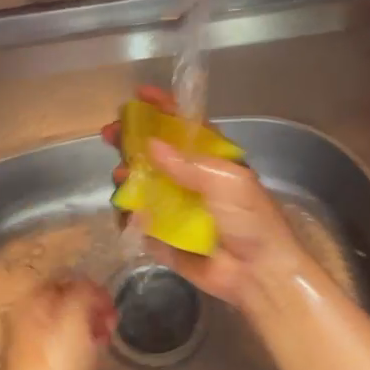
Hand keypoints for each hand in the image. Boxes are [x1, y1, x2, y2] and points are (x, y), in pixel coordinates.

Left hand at [0, 279, 115, 369]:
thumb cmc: (56, 366)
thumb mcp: (75, 318)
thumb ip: (84, 293)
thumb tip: (91, 288)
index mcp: (30, 303)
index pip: (62, 278)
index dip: (89, 284)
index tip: (110, 299)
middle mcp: (28, 322)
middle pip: (65, 302)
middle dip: (92, 306)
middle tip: (113, 318)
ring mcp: (34, 349)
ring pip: (67, 326)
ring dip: (91, 326)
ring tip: (108, 336)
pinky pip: (67, 348)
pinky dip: (84, 346)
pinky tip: (96, 356)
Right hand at [102, 88, 308, 310]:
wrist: (258, 274)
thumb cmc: (251, 220)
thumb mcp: (226, 181)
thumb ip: (187, 164)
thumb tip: (151, 144)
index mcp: (214, 161)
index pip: (186, 127)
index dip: (164, 109)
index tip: (140, 95)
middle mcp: (192, 181)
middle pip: (157, 154)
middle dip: (133, 140)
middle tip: (111, 134)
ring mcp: (177, 209)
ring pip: (143, 185)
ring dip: (127, 175)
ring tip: (120, 174)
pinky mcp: (165, 238)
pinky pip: (139, 223)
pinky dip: (128, 215)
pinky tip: (125, 210)